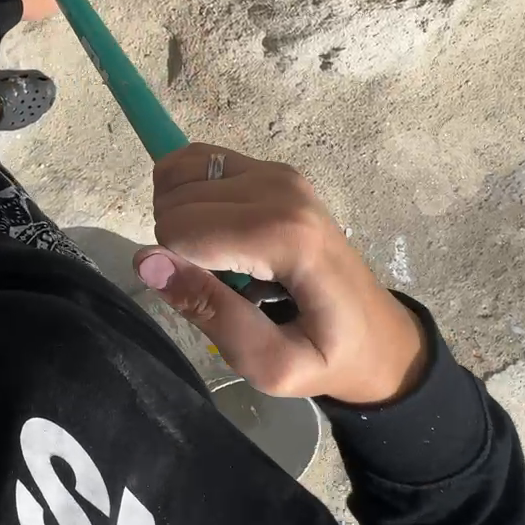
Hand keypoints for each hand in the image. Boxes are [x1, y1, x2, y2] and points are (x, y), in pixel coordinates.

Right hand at [137, 142, 428, 404]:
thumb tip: (145, 261)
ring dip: (176, 216)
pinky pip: (191, 160)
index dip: (179, 271)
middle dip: (177, 244)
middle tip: (219, 281)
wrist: (379, 339)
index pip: (180, 230)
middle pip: (174, 201)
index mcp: (286, 236)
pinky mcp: (267, 167)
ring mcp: (274, 172)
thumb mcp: (271, 364)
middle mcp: (279, 188)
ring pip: (175, 174)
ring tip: (214, 253)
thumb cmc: (327, 357)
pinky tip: (210, 225)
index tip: (219, 298)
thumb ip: (209, 313)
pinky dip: (183, 192)